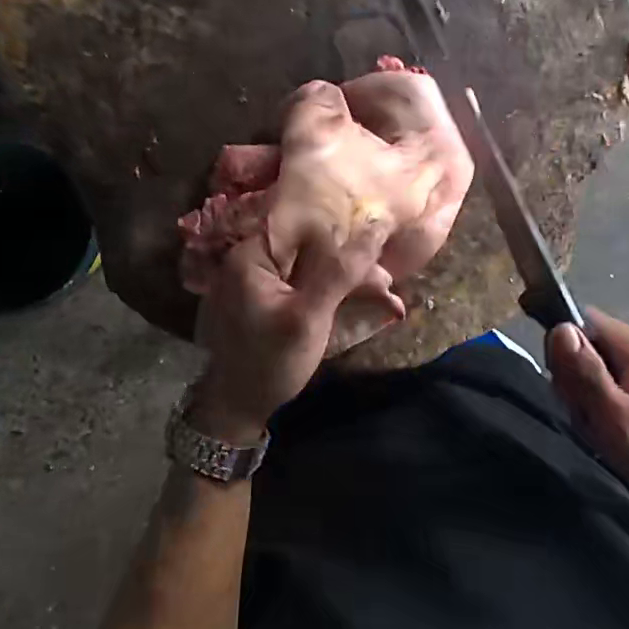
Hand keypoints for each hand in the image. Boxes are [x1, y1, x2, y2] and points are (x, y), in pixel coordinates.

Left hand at [189, 221, 393, 445]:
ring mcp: (264, 278)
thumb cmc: (269, 361)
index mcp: (251, 254)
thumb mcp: (308, 317)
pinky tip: (372, 302)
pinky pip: (310, 283)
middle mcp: (255, 257)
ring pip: (316, 266)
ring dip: (351, 280)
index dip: (342, 227)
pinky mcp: (275, 296)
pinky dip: (336, 292)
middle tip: (388, 282)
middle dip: (353, 263)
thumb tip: (374, 227)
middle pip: (312, 246)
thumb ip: (339, 272)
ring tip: (387, 297)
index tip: (380, 234)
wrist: (240, 405)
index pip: (301, 223)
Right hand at [547, 310, 628, 521]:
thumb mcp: (617, 418)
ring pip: (596, 367)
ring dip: (588, 396)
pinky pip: (612, 383)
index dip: (562, 348)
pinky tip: (614, 430)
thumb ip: (585, 372)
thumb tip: (559, 328)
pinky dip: (604, 404)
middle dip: (576, 379)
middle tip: (588, 416)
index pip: (580, 322)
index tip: (567, 385)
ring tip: (603, 428)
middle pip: (586, 345)